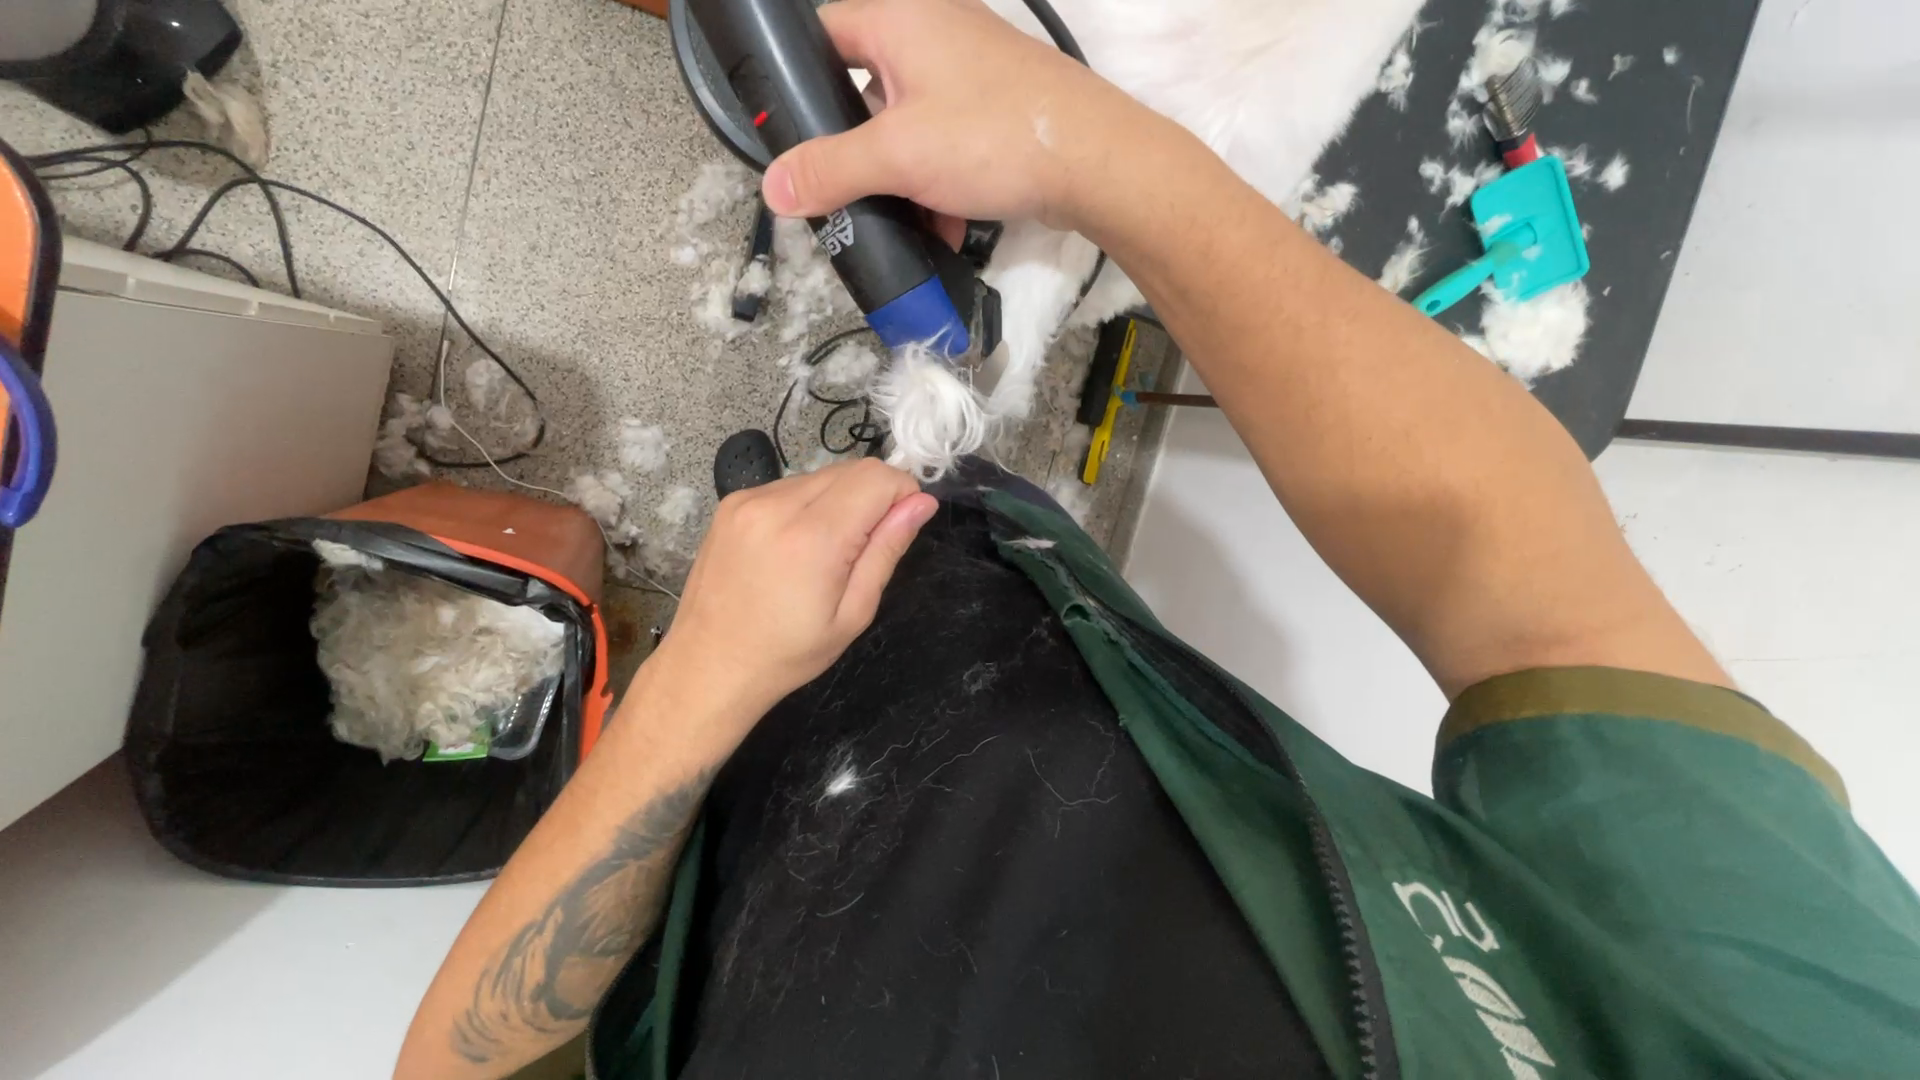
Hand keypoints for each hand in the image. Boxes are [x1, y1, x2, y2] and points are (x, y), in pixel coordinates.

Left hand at [647, 460, 937, 734]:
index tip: (901, 526)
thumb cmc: (788, 653)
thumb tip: (922, 503)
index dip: (902, 493)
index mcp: (812, 538)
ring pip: (821, 475)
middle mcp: (776, 505)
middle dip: (874, 497)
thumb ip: (887, 550)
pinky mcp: (732, 502)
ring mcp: (748, 499)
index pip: (877, 477)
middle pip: (851, 469)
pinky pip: (790, 486)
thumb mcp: (853, 613)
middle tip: (865, 548)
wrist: (708, 665)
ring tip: (827, 552)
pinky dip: (808, 504)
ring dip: (840, 500)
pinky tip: (797, 546)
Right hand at [761, 0, 1152, 232]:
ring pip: (908, 131)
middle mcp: (932, 35)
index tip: (788, 136)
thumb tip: (773, 190)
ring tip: (895, 224)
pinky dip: (938, 188)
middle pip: (864, 92)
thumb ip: (830, 170)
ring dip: (900, 182)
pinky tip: (941, 231)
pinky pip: (947, 150)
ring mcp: (969, 77)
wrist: (1096, 163)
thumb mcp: (897, 155)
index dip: (797, 81)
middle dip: (854, 151)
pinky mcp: (994, 116)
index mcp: (899, 19)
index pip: (823, 34)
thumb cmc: (990, 137)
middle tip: (839, 193)